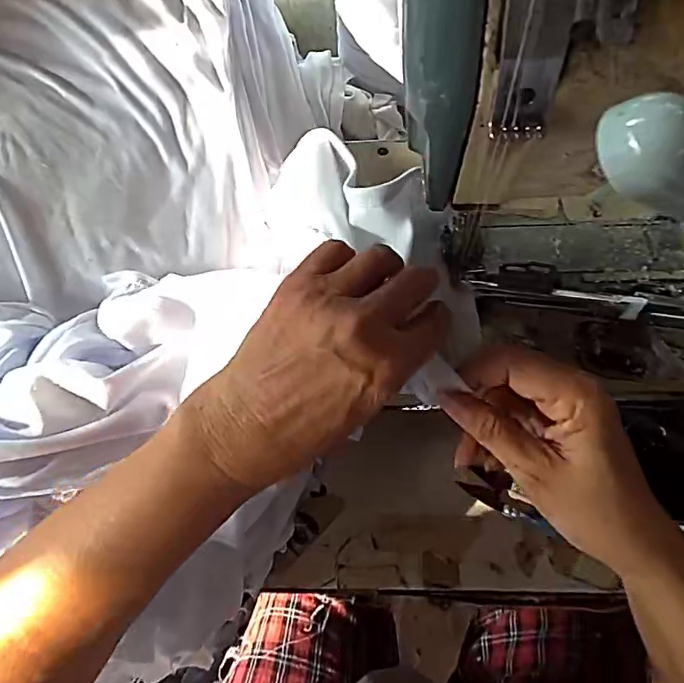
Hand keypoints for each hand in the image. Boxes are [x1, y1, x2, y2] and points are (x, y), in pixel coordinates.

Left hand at [185, 240, 450, 491]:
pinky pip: (335, 251)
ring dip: (385, 268)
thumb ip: (393, 367)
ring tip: (376, 281)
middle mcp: (363, 325)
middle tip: (415, 288)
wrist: (246, 423)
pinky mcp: (297, 285)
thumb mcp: (368, 408)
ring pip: (379, 257)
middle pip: (415, 280)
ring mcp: (328, 300)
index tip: (431, 314)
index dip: (437, 317)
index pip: (434, 322)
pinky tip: (341, 276)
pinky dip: (344, 260)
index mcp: (387, 364)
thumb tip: (406, 338)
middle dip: (422, 284)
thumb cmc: (303, 431)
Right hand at [439, 344, 678, 576]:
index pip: (510, 361)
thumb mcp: (533, 470)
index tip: (442, 399)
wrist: (635, 543)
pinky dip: (500, 431)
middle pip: (507, 373)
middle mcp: (572, 385)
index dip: (472, 373)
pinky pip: (520, 411)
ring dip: (484, 421)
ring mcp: (568, 401)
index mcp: (574, 391)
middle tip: (454, 435)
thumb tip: (446, 398)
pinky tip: (487, 460)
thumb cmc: (592, 511)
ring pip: (509, 393)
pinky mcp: (563, 417)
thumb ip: (489, 429)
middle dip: (475, 400)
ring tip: (468, 459)